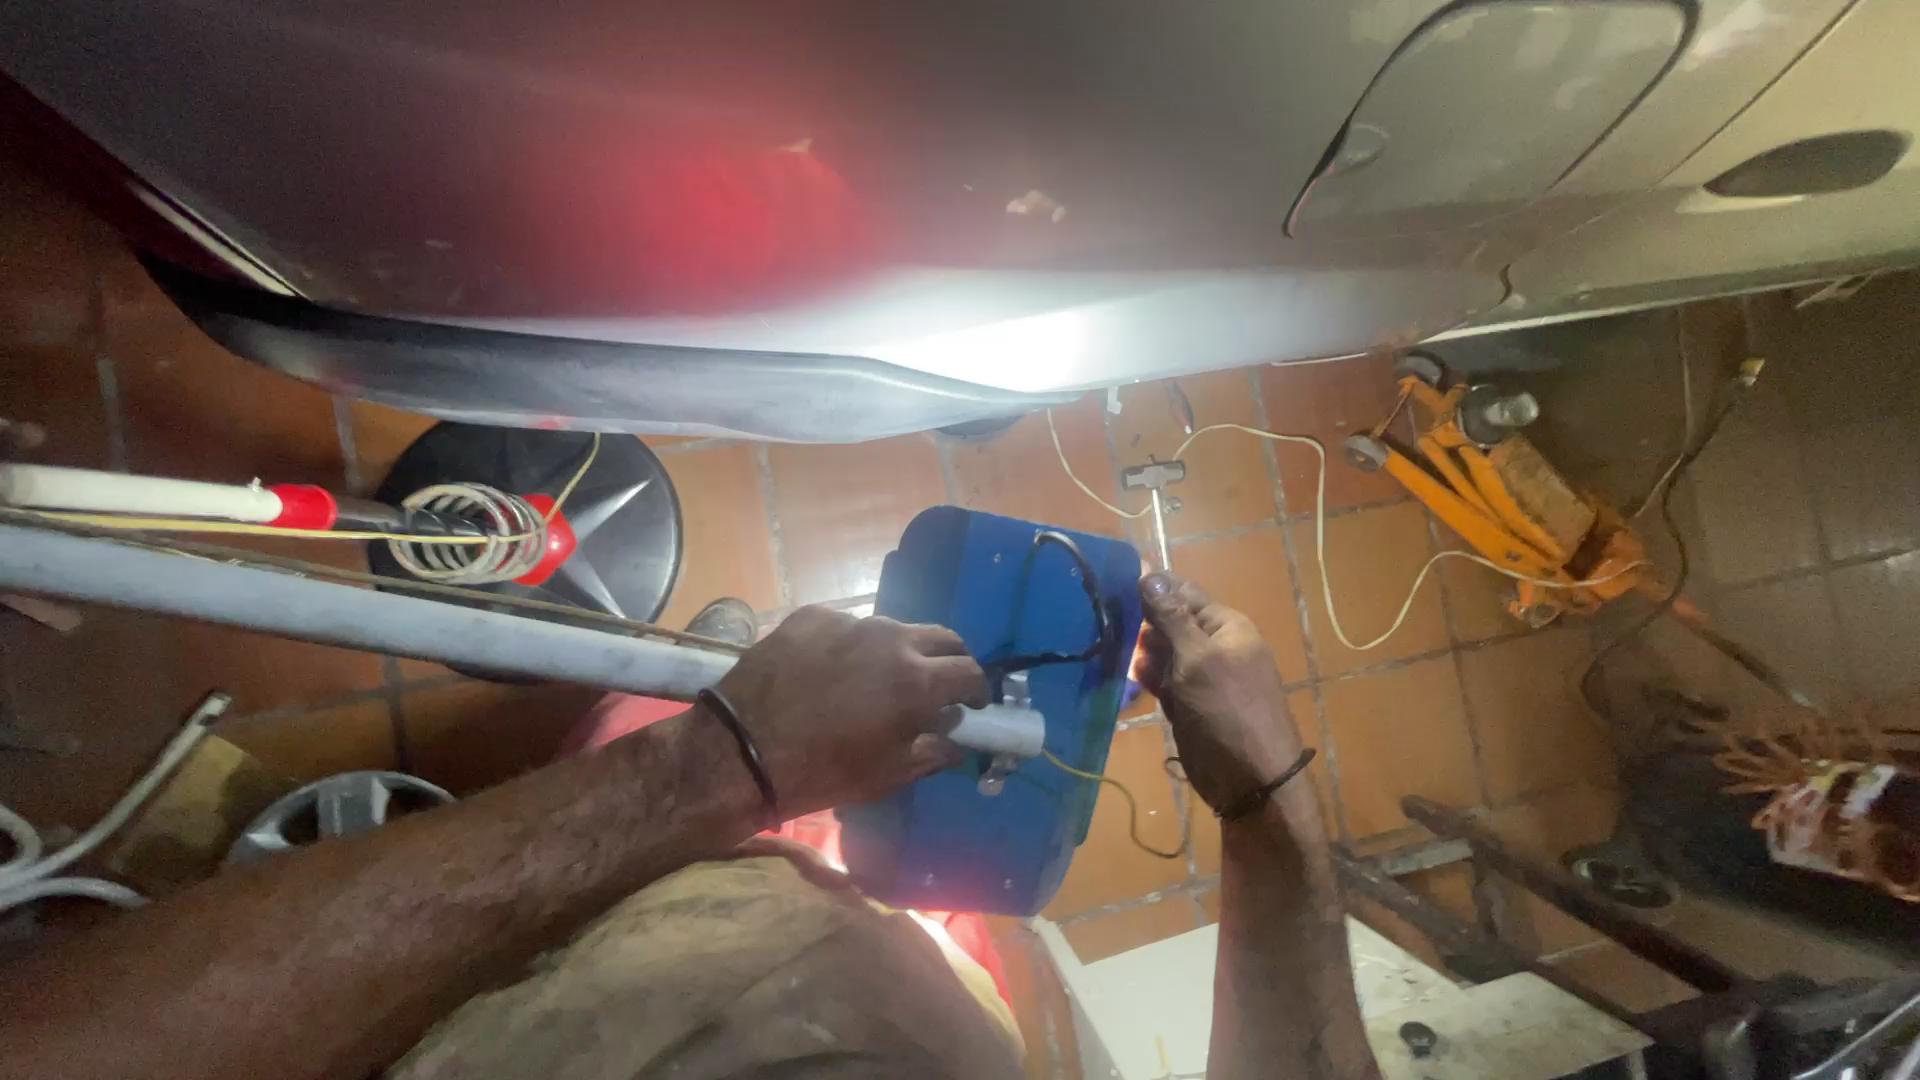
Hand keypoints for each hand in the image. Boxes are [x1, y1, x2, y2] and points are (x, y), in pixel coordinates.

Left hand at [702, 606, 987, 817]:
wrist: (739, 751)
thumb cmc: (822, 773)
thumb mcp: (887, 774)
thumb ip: (933, 751)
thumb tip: (957, 738)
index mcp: (917, 680)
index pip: (969, 671)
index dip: (977, 689)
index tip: (972, 704)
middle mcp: (891, 639)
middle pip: (941, 636)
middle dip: (949, 659)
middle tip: (938, 684)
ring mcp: (849, 621)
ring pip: (892, 629)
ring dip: (897, 652)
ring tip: (874, 678)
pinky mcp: (812, 616)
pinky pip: (846, 626)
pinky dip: (850, 646)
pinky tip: (828, 670)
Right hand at [1135, 571, 1302, 811]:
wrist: (1249, 779)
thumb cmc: (1227, 710)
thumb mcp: (1198, 657)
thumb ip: (1171, 617)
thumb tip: (1148, 573)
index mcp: (1225, 626)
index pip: (1182, 592)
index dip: (1151, 588)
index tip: (1112, 585)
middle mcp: (1213, 645)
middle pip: (1168, 620)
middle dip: (1142, 623)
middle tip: (1110, 626)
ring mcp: (1199, 675)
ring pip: (1161, 650)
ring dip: (1141, 651)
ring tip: (1118, 653)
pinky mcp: (1186, 700)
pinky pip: (1161, 678)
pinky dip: (1147, 676)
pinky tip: (1132, 677)